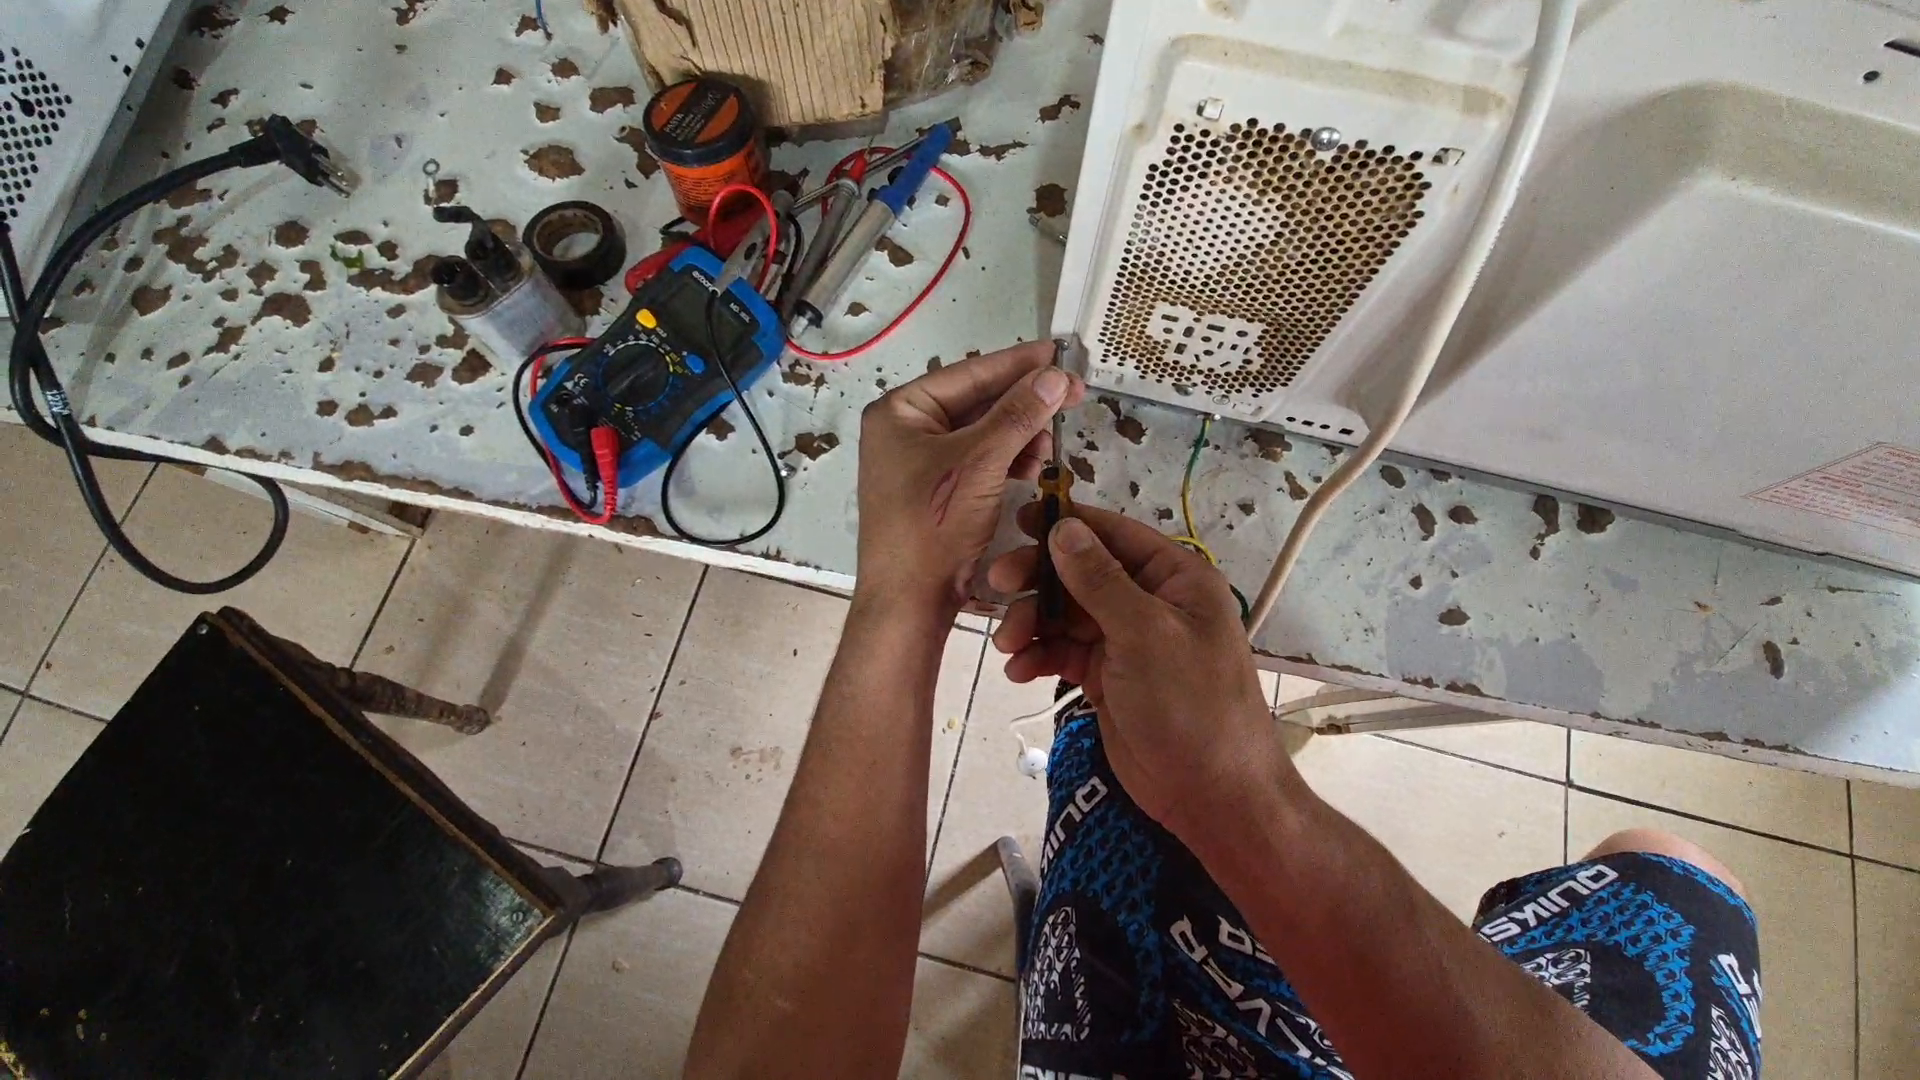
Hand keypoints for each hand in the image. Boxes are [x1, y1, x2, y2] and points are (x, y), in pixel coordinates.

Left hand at [855, 342, 1083, 612]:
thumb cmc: (933, 525)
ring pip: (981, 434)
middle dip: (1024, 403)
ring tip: (1051, 441)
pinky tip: (1033, 465)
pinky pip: (978, 462)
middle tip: (1073, 395)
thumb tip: (1057, 375)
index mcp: (900, 411)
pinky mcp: (935, 491)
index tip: (1061, 353)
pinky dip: (1007, 461)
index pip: (968, 373)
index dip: (1018, 363)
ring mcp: (919, 463)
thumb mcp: (980, 463)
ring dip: (1019, 434)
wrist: (908, 601)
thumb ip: (1019, 416)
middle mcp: (905, 430)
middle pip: (975, 402)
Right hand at [988, 506, 1297, 843]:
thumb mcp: (1144, 634)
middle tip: (998, 584)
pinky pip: (1063, 652)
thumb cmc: (1189, 703)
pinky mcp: (1105, 676)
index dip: (1067, 524)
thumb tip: (1064, 527)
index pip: (1113, 535)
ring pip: (1065, 614)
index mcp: (1173, 579)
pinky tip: (1019, 672)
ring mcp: (1125, 640)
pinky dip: (1039, 656)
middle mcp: (1148, 601)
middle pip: (1080, 573)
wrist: (1209, 793)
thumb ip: (1100, 580)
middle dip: (1039, 580)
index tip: (1020, 519)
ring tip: (1009, 647)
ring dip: (1032, 624)